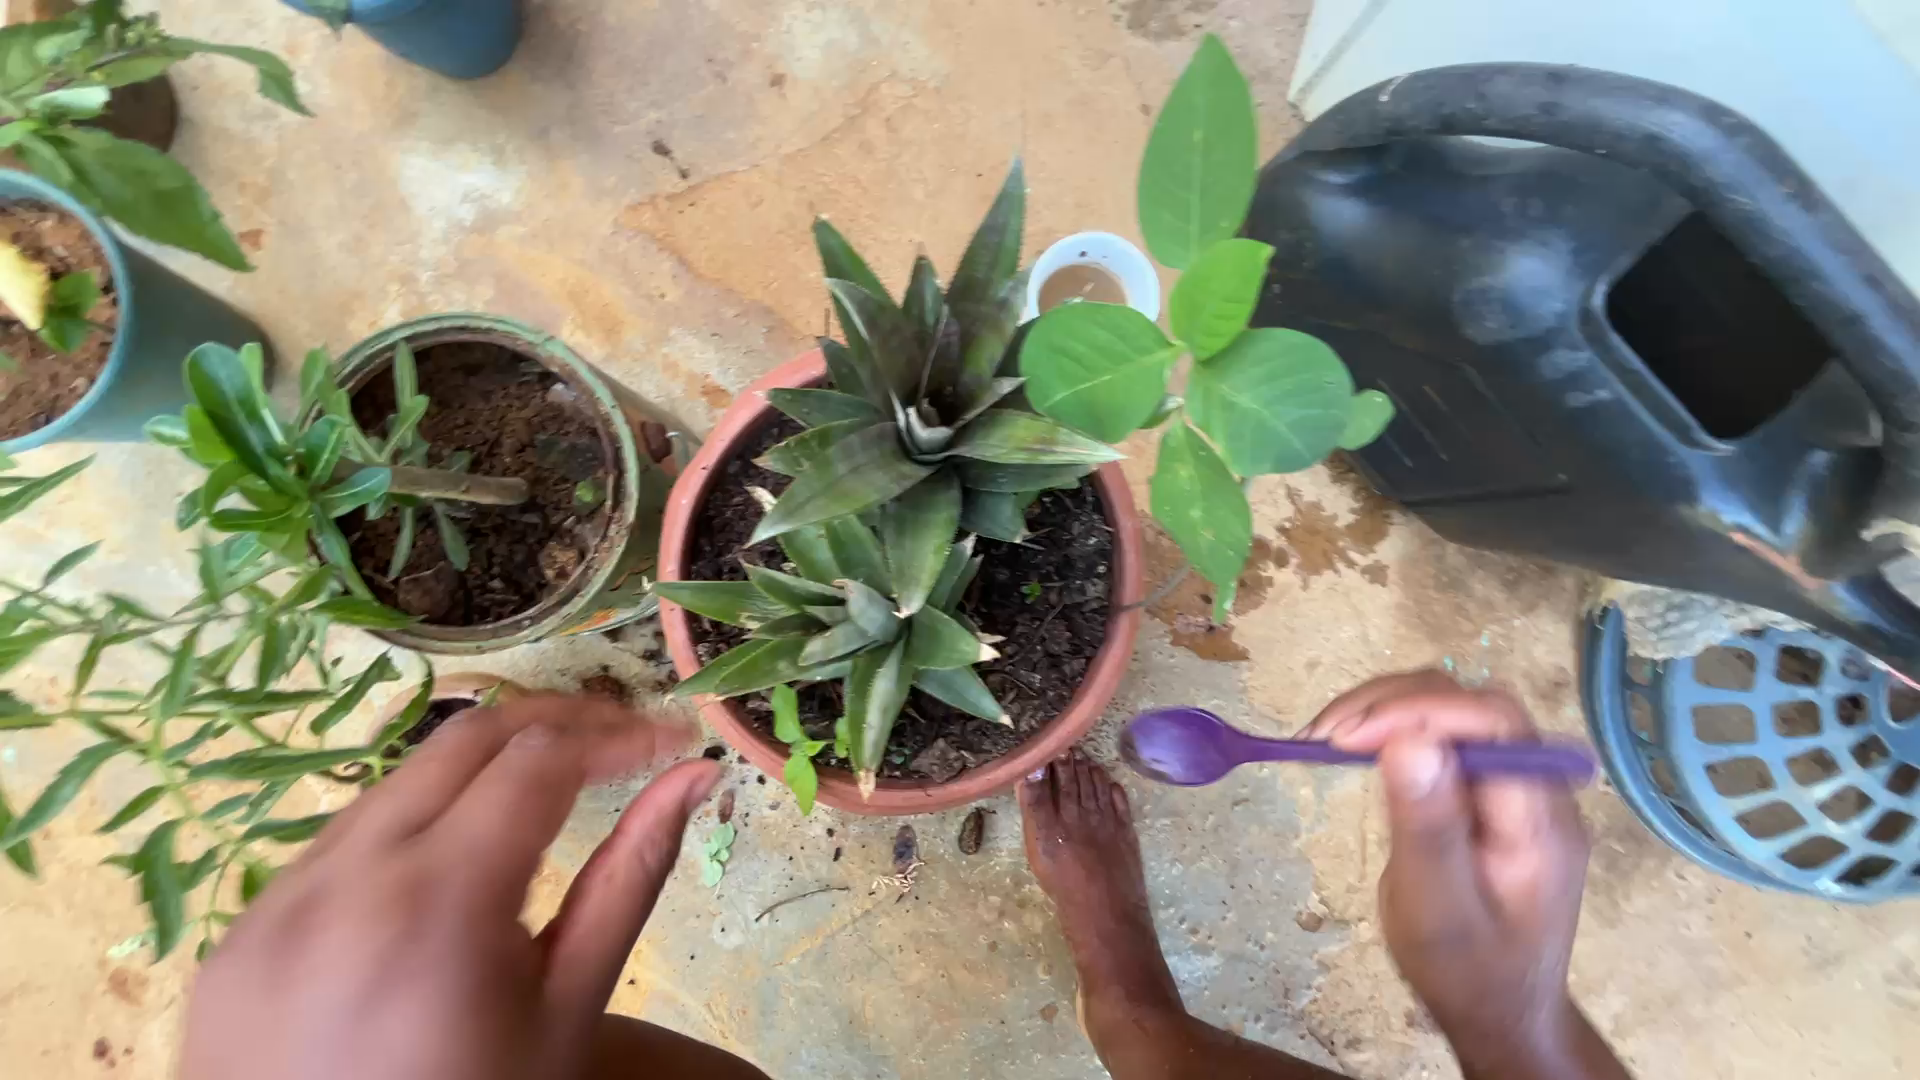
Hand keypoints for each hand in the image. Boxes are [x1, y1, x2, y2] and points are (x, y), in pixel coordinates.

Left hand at [181, 696, 721, 1079]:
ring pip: (411, 772)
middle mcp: (340, 881)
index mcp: (435, 906)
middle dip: (562, 721)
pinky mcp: (244, 925)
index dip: (618, 735)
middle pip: (471, 737)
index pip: (542, 761)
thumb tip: (697, 773)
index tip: (674, 739)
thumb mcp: (574, 998)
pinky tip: (472, 841)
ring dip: (497, 759)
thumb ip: (636, 869)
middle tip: (627, 739)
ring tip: (565, 781)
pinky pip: (355, 826)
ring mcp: (276, 900)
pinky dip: (433, 806)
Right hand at [1305, 672, 1627, 1079]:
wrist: (1494, 1007)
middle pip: (1464, 701)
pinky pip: (1429, 729)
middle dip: (1388, 704)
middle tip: (1323, 737)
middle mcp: (1529, 783)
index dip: (1416, 711)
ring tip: (1322, 738)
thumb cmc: (1465, 967)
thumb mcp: (1436, 906)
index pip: (1491, 721)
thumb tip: (1408, 741)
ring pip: (1442, 704)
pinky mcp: (1473, 781)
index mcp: (1538, 815)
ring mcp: (1502, 779)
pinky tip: (1342, 746)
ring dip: (1377, 708)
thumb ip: (1428, 825)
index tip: (1345, 738)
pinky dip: (1379, 725)